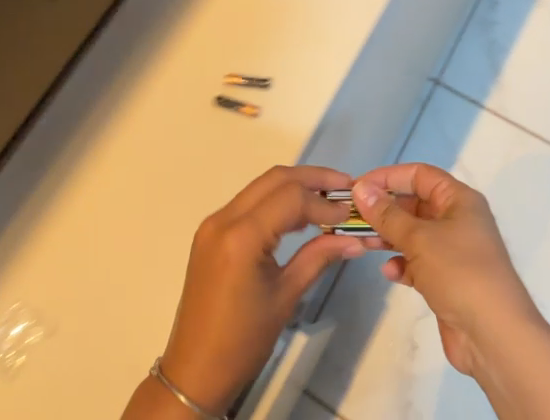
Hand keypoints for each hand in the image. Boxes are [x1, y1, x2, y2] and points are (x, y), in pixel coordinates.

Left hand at [157, 166, 366, 413]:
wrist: (195, 371)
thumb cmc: (243, 340)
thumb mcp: (286, 296)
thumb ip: (319, 257)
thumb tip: (355, 239)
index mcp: (241, 237)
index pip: (291, 197)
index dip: (324, 201)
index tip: (350, 214)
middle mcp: (223, 219)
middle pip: (275, 179)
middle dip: (313, 178)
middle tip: (346, 187)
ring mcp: (213, 224)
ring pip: (261, 186)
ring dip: (295, 186)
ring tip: (328, 198)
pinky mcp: (211, 233)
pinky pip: (248, 203)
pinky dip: (276, 201)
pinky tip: (299, 216)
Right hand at [351, 164, 541, 378]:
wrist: (493, 333)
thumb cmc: (459, 272)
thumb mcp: (419, 238)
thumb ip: (388, 215)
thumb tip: (362, 190)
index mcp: (459, 200)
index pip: (419, 175)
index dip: (388, 177)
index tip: (358, 187)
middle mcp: (458, 220)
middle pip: (415, 204)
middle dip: (385, 209)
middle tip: (352, 218)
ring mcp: (454, 251)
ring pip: (414, 234)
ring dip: (389, 237)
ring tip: (362, 244)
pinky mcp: (448, 280)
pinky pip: (419, 263)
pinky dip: (403, 265)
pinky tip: (390, 273)